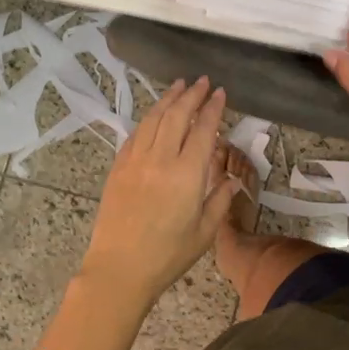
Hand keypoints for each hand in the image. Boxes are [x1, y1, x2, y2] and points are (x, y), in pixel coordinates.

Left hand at [82, 77, 235, 307]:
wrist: (119, 268)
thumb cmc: (167, 256)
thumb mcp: (204, 233)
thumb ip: (219, 201)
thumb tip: (229, 180)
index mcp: (187, 174)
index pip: (203, 130)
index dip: (212, 108)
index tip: (219, 92)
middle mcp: (160, 159)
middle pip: (177, 116)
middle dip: (190, 95)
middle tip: (201, 81)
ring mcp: (135, 161)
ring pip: (153, 119)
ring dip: (167, 99)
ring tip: (178, 86)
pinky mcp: (118, 168)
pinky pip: (135, 134)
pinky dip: (148, 119)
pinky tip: (154, 116)